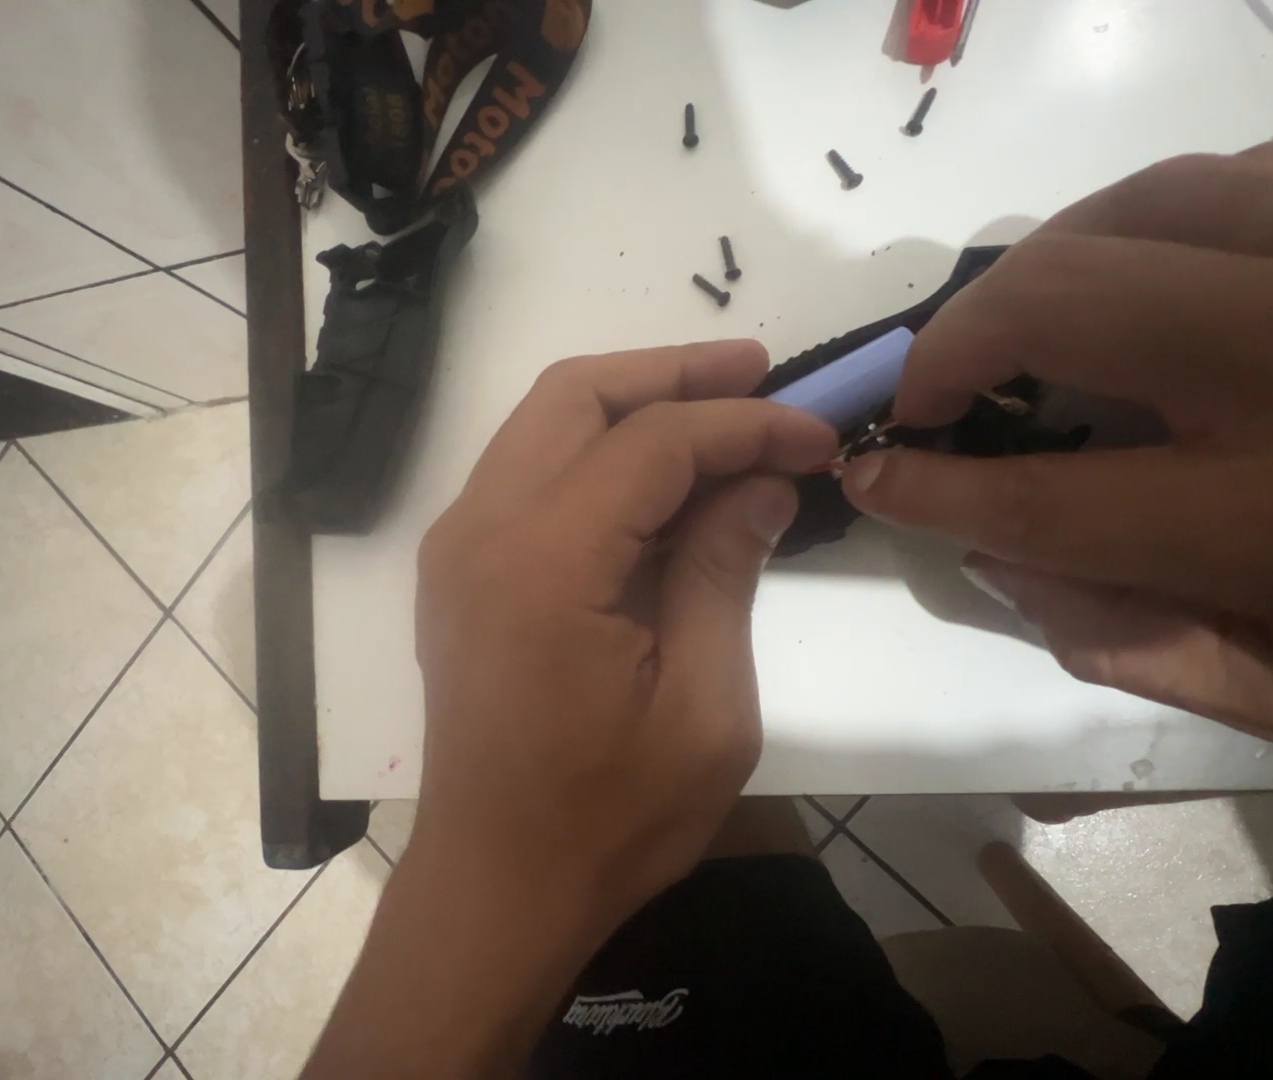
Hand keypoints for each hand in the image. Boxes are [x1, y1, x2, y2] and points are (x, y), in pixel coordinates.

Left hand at [303, 343, 831, 1078]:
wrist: (497, 882)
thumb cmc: (609, 818)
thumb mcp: (704, 706)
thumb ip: (725, 571)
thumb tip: (760, 483)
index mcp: (543, 564)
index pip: (652, 443)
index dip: (743, 424)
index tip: (814, 435)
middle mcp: (481, 530)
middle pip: (576, 396)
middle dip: (674, 373)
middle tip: (758, 375)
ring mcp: (457, 546)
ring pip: (543, 422)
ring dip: (632, 401)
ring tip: (720, 406)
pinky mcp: (458, 569)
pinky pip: (528, 470)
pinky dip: (595, 450)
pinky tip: (658, 475)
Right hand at [843, 142, 1272, 785]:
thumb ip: (1132, 638)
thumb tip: (1000, 558)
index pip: (1045, 498)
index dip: (928, 486)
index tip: (868, 473)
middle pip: (1070, 305)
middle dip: (953, 348)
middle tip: (922, 398)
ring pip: (1151, 207)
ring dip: (1038, 267)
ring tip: (1009, 327)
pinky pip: (1252, 177)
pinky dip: (1148, 219)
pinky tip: (1127, 271)